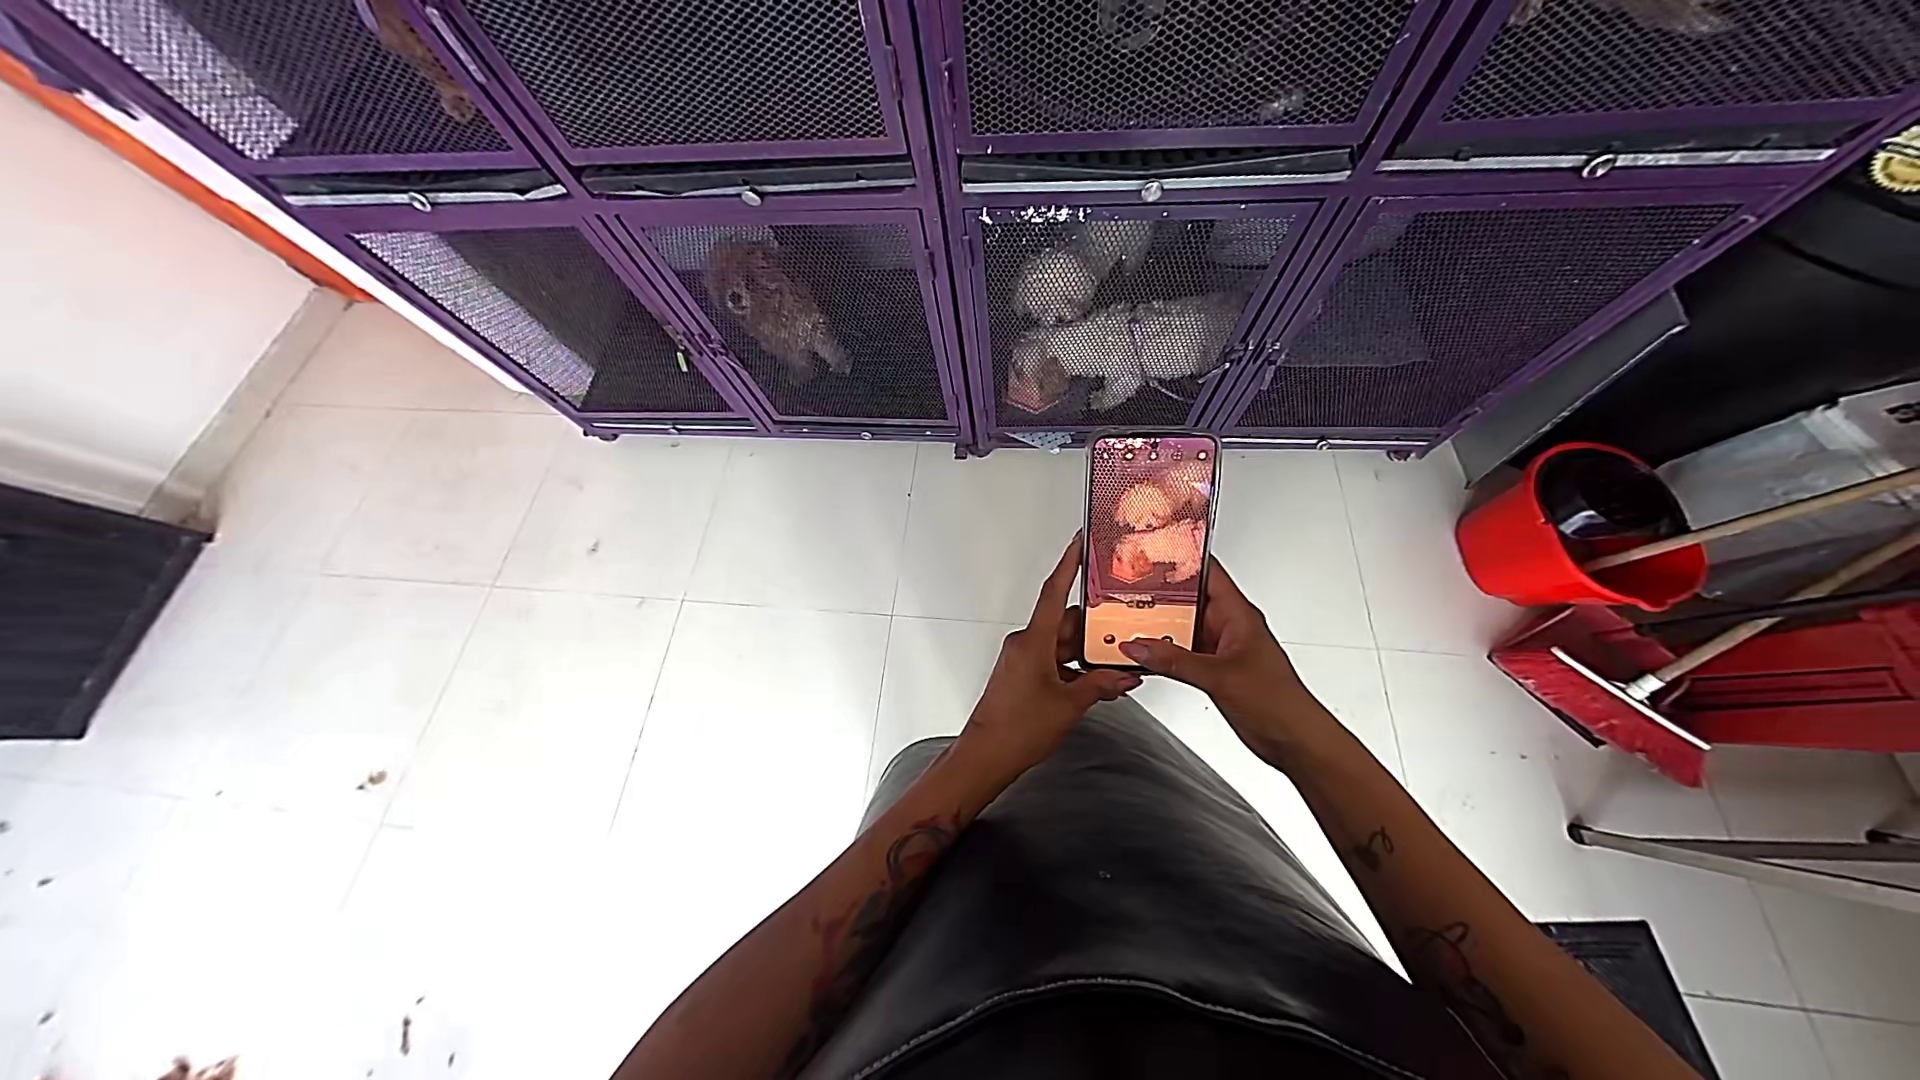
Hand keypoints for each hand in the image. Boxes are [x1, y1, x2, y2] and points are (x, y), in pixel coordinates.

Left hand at [955, 534, 1140, 782]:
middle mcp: (1025, 644)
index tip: (1079, 542)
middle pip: (1065, 622)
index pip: (1054, 591)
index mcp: (1032, 641)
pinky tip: (1094, 683)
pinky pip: (1053, 660)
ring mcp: (1022, 659)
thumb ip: (1100, 685)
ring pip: (1060, 644)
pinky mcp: (1022, 674)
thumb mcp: (1070, 705)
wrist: (986, 756)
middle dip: (1094, 629)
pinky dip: (1073, 668)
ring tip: (1114, 665)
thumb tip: (1123, 676)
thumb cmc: (1015, 730)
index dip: (1068, 563)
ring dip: (1085, 654)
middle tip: (1122, 629)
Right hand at [1118, 558, 1324, 762]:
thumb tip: (1139, 647)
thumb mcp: (1220, 677)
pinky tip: (1143, 653)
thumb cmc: (1281, 703)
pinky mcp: (1212, 669)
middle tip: (1126, 589)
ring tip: (1126, 620)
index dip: (1181, 558)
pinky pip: (1180, 652)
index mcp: (1238, 614)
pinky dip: (1161, 652)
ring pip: (1180, 627)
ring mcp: (1219, 648)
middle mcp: (1227, 626)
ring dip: (1156, 626)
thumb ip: (1174, 661)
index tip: (1153, 551)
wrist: (1295, 741)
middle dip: (1157, 595)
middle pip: (1186, 599)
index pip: (1207, 572)